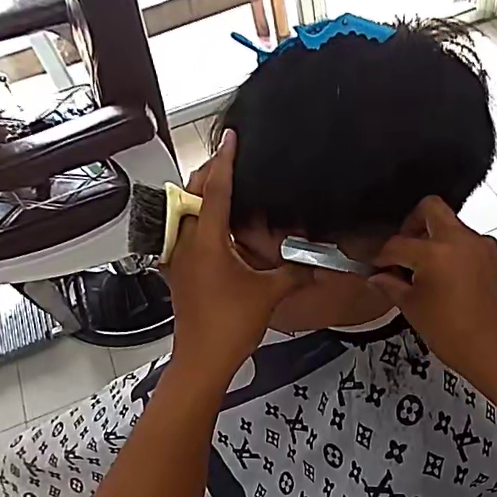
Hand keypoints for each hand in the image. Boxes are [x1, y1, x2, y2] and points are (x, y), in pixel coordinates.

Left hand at [164, 130, 303, 374]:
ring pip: (184, 212)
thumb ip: (295, 274)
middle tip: (228, 159)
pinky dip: (199, 220)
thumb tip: (318, 264)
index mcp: (206, 240)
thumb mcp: (269, 294)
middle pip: (191, 193)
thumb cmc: (228, 326)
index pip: (214, 189)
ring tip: (224, 187)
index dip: (225, 161)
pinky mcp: (178, 272)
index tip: (231, 139)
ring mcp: (177, 257)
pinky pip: (185, 233)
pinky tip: (218, 230)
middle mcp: (185, 243)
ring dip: (201, 195)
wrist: (203, 358)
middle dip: (209, 172)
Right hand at [371, 197, 496, 391]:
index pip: (398, 243)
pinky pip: (469, 245)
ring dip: (434, 240)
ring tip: (423, 270)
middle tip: (402, 249)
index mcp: (436, 253)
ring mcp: (482, 248)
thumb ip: (392, 287)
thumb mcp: (414, 310)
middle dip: (410, 225)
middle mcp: (463, 242)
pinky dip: (454, 253)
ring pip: (452, 226)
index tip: (378, 264)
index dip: (381, 255)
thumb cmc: (464, 338)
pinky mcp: (495, 259)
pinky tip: (444, 280)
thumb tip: (381, 278)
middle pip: (429, 209)